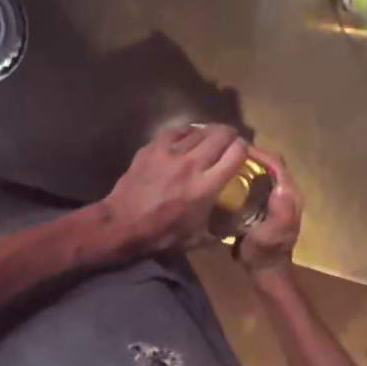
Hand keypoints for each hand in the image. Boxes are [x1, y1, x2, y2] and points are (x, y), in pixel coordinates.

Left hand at [95, 124, 248, 256]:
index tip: (243, 151)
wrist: (123, 224)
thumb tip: (229, 222)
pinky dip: (186, 131)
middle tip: (231, 138)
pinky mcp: (152, 148)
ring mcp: (170, 153)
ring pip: (199, 130)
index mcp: (206, 188)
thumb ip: (215, 220)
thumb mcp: (196, 234)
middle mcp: (192, 164)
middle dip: (230, 134)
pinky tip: (188, 136)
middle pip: (220, 135)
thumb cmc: (161, 235)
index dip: (244, 149)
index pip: (236, 154)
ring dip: (209, 132)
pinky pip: (176, 131)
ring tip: (210, 137)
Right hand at [236, 147, 301, 276]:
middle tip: (230, 153)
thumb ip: (279, 211)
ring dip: (250, 166)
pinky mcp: (269, 207)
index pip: (278, 164)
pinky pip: (259, 184)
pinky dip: (248, 177)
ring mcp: (279, 200)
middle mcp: (287, 194)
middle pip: (272, 166)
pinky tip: (232, 179)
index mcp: (290, 196)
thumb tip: (280, 187)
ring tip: (229, 162)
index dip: (260, 154)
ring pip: (266, 174)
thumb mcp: (271, 234)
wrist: (264, 272)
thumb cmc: (265, 253)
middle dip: (254, 157)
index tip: (238, 149)